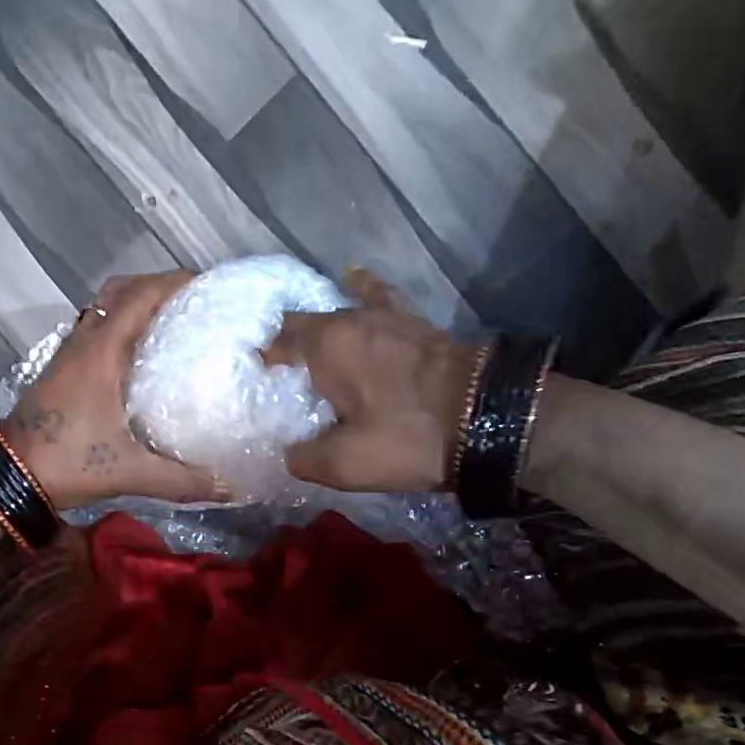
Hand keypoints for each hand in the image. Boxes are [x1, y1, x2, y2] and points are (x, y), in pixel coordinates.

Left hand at [0, 272, 230, 509]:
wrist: (10, 475)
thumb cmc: (68, 463)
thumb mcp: (130, 473)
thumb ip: (181, 481)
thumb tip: (228, 488)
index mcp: (101, 354)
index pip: (139, 296)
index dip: (174, 282)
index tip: (208, 286)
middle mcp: (84, 343)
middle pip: (121, 291)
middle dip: (158, 286)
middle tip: (194, 303)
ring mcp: (69, 354)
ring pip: (105, 308)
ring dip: (137, 304)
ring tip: (174, 322)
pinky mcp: (62, 369)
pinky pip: (96, 329)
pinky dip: (121, 326)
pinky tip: (142, 356)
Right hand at [262, 269, 479, 492]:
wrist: (488, 418)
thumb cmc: (407, 438)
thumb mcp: (344, 464)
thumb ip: (302, 458)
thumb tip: (288, 452)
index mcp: (325, 346)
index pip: (276, 343)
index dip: (262, 363)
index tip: (256, 386)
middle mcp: (350, 319)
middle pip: (302, 323)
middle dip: (285, 345)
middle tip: (280, 377)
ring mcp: (386, 314)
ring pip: (337, 310)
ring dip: (318, 328)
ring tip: (309, 348)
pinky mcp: (414, 321)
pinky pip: (378, 298)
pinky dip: (362, 292)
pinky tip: (354, 280)